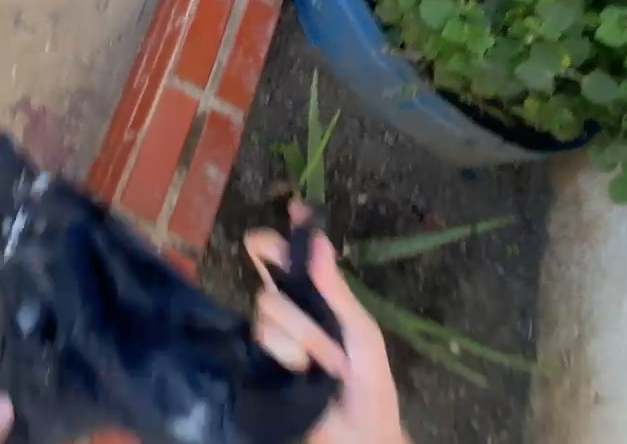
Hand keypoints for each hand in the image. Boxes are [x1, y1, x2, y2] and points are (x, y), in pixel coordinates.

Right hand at [244, 202, 405, 443]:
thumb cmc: (369, 391)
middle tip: (300, 305)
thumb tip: (318, 239)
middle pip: (269, 269)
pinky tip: (298, 371)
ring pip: (269, 306)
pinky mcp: (258, 354)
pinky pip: (261, 337)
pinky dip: (286, 354)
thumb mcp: (363, 338)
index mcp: (320, 297)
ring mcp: (274, 330)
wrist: (358, 441)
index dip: (293, 229)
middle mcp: (292, 306)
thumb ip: (337, 291)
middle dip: (283, 279)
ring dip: (302, 336)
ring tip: (320, 365)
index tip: (293, 206)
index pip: (298, 253)